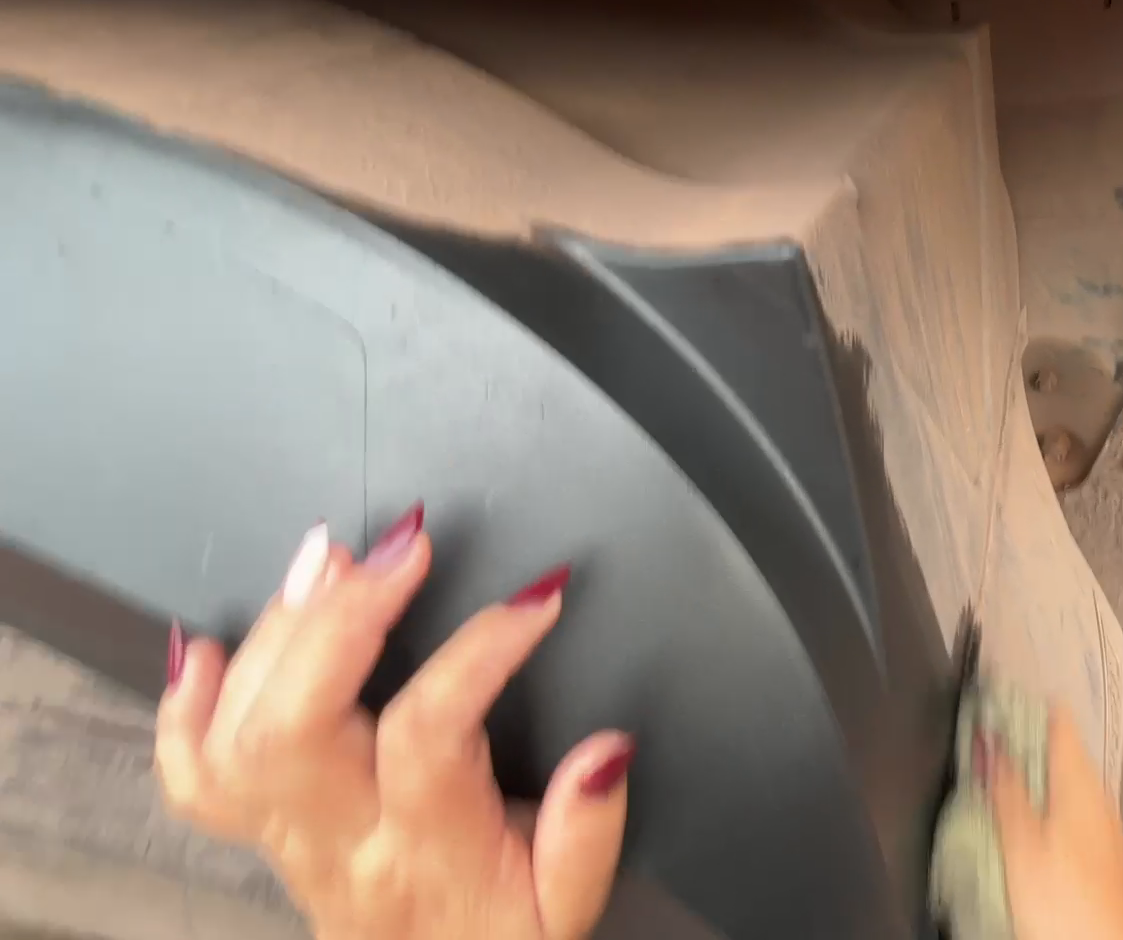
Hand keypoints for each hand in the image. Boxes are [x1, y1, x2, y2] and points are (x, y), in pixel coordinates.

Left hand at [154, 507, 632, 939]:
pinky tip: (216, 642)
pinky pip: (192, 771)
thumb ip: (588, 832)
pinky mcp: (267, 828)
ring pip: (234, 733)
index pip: (432, 729)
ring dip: (278, 630)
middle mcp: (339, 836)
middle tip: (405, 549)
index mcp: (425, 845)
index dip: (484, 647)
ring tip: (331, 557)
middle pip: (294, 725)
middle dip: (346, 617)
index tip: (540, 595)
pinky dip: (190, 700)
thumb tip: (605, 750)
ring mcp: (288, 832)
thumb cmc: (495, 938)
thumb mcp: (565, 908)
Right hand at [989, 708, 1122, 939]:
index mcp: (1079, 776)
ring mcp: (1099, 816)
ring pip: (1058, 773)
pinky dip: (1040, 799)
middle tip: (985, 743)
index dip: (1024, 704)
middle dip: (1020, 739)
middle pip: (1055, 744)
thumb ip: (1004, 784)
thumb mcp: (1021, 840)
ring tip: (995, 780)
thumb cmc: (1070, 902)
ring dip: (1028, 771)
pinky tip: (1021, 820)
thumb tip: (988, 742)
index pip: (1056, 715)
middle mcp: (1094, 789)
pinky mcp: (1096, 842)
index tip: (995, 703)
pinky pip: (1064, 801)